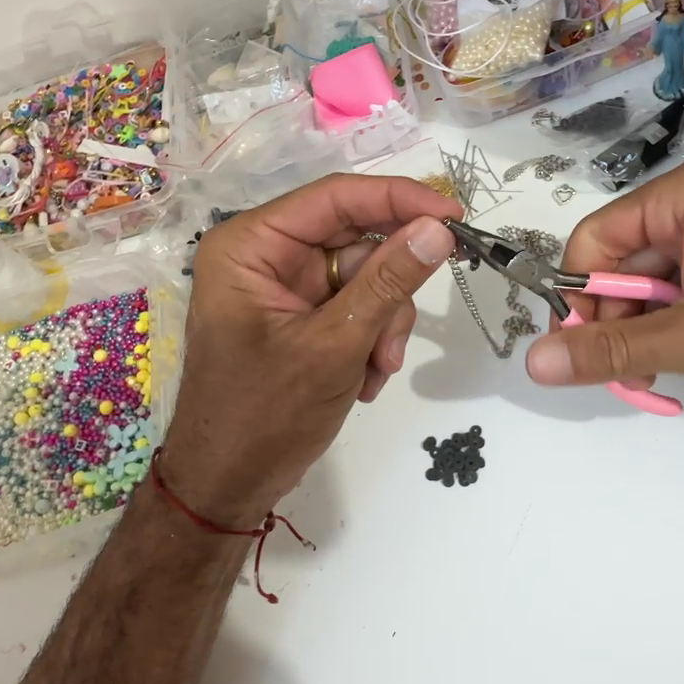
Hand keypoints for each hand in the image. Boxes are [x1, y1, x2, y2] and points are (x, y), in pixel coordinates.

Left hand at [163, 175, 458, 526]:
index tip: (455, 215)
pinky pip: (357, 306)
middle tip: (403, 331)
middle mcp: (266, 254)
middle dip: (389, 289)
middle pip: (357, 240)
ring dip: (383, 324)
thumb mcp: (334, 345)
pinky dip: (370, 339)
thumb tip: (439, 229)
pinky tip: (363, 379)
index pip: (336, 197)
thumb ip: (388, 283)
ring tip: (376, 369)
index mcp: (251, 244)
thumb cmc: (264, 416)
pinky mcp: (302, 316)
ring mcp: (285, 287)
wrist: (228, 486)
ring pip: (365, 277)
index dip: (400, 199)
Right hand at [523, 154, 683, 405]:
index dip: (580, 299)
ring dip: (650, 333)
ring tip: (667, 379)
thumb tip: (533, 363)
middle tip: (634, 379)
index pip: (594, 241)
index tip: (584, 355)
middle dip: (618, 323)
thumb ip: (615, 349)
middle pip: (624, 263)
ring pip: (658, 284)